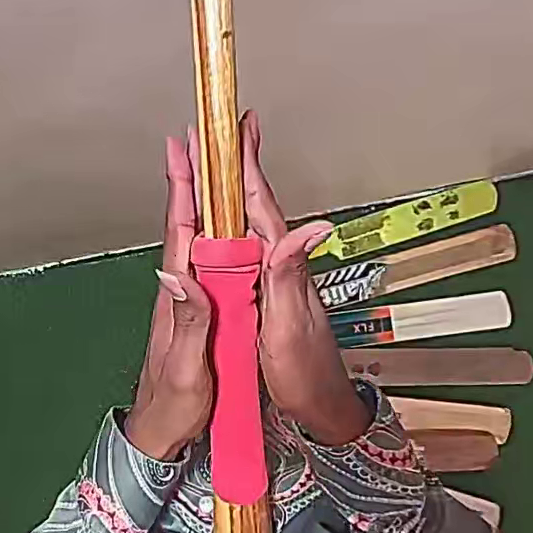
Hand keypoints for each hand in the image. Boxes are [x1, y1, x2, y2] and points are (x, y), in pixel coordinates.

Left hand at [125, 132, 215, 460]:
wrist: (162, 431)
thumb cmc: (172, 403)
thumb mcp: (184, 367)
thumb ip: (188, 321)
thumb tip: (178, 271)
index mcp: (177, 297)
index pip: (180, 232)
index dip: (183, 189)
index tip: (184, 147)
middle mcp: (180, 290)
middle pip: (188, 225)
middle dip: (194, 180)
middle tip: (203, 141)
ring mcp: (188, 300)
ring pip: (197, 241)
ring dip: (203, 203)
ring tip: (213, 171)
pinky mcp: (198, 313)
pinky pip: (208, 265)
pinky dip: (213, 237)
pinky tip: (221, 231)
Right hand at [239, 111, 371, 444]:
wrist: (319, 403)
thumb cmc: (305, 372)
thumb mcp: (292, 327)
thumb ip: (290, 276)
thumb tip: (305, 225)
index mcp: (281, 266)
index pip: (261, 206)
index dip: (247, 166)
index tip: (236, 129)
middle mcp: (277, 265)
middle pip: (251, 206)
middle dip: (234, 167)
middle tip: (216, 133)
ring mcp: (271, 278)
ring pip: (245, 226)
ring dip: (229, 193)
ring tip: (213, 165)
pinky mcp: (264, 293)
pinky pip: (242, 251)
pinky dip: (228, 229)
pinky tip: (220, 225)